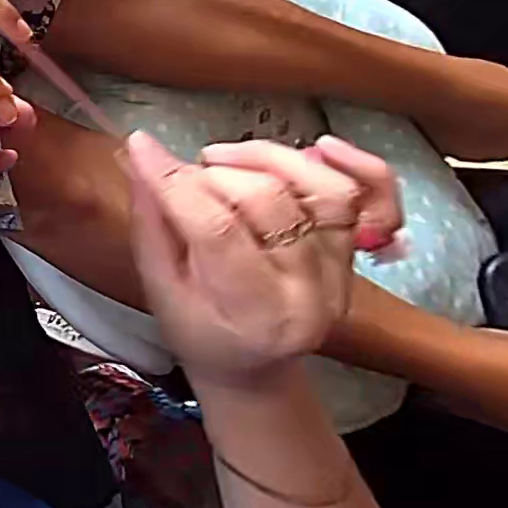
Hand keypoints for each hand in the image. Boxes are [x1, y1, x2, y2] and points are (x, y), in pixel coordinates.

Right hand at [124, 133, 402, 388]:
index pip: (215, 227)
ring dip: (264, 159)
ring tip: (219, 158)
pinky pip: (369, 197)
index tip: (141, 144)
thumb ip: (150, 218)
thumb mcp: (154, 281)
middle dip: (208, 174)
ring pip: (319, 190)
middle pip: (266, 200)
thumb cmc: (192, 324)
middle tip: (179, 179)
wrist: (250, 362)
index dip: (172, 178)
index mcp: (251, 307)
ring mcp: (340, 270)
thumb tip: (139, 157)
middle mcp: (308, 289)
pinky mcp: (353, 252)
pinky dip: (354, 166)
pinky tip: (319, 147)